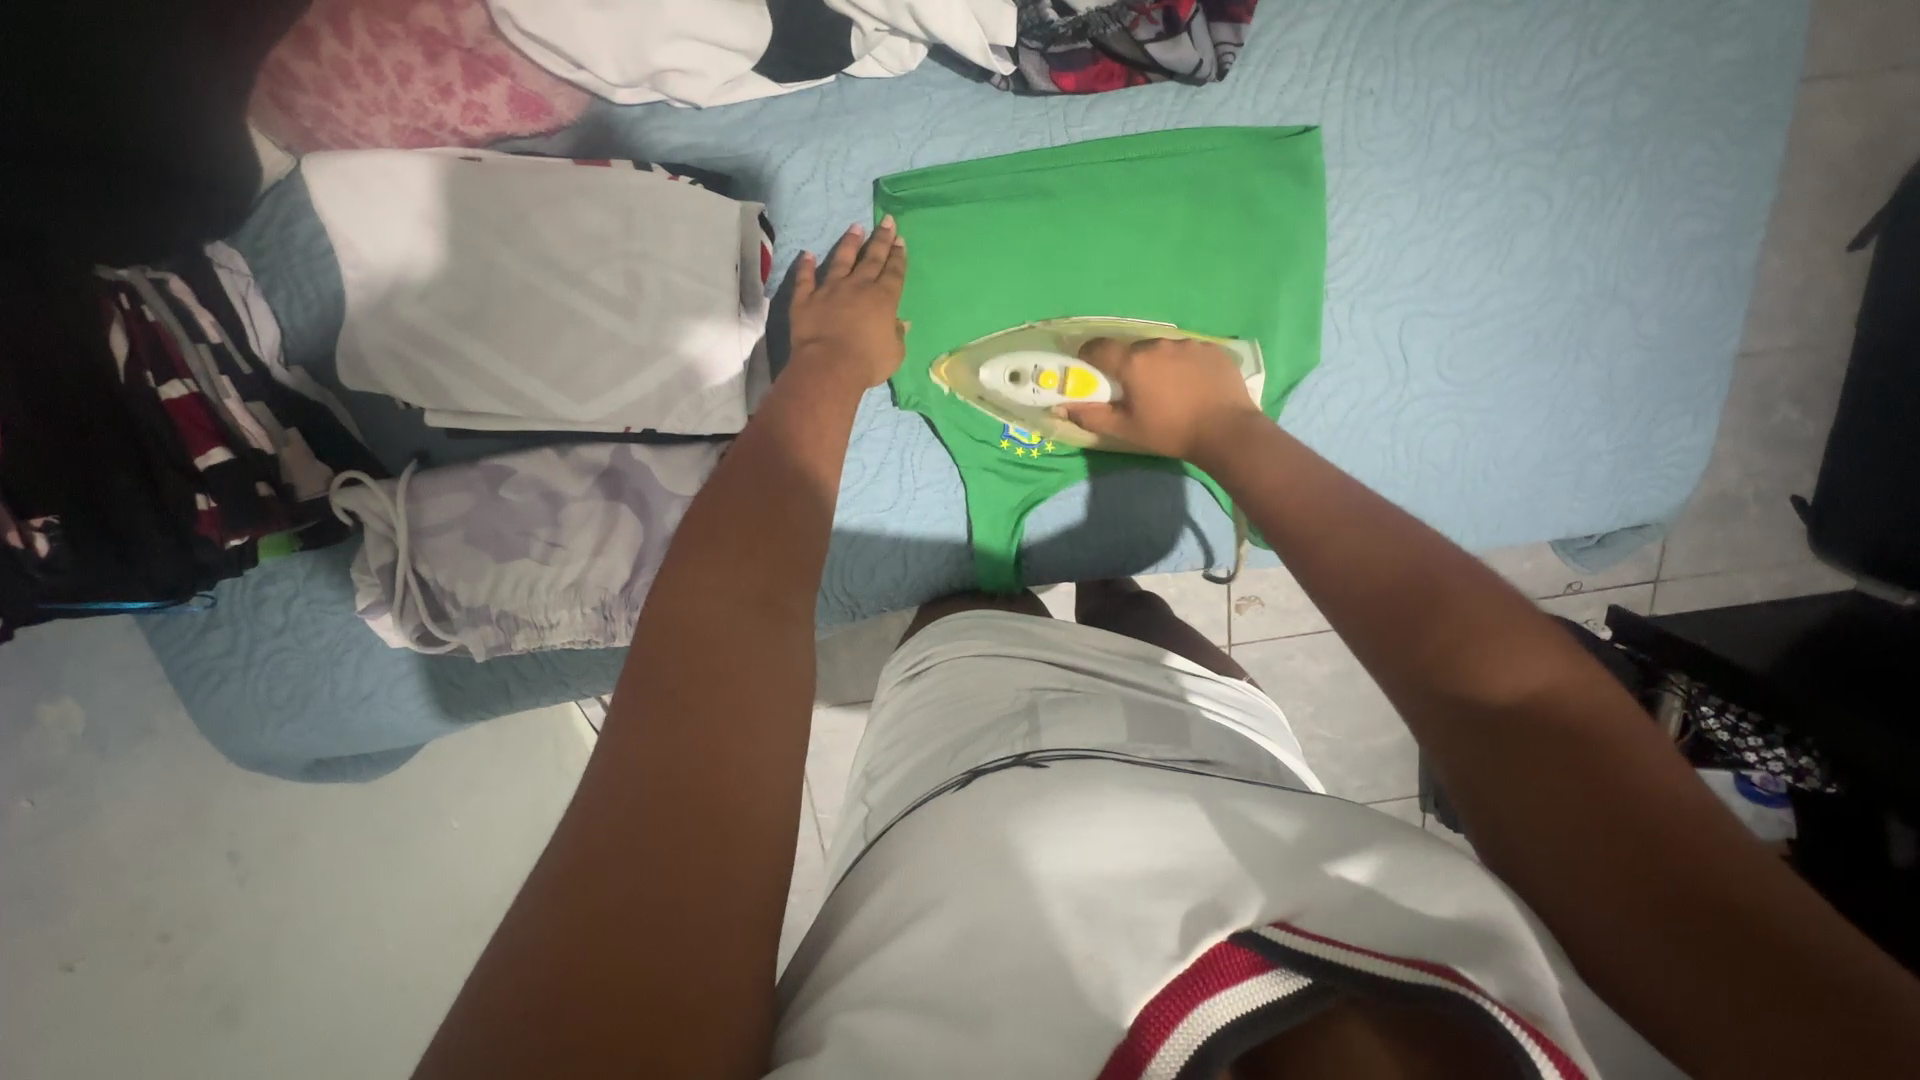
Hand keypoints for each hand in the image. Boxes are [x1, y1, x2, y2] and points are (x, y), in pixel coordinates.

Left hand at [788, 217, 908, 389]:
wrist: (829, 366)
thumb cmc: (868, 362)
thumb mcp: (894, 352)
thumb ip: (897, 334)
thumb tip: (902, 322)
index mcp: (883, 299)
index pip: (894, 272)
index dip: (898, 256)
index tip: (900, 239)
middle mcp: (858, 287)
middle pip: (872, 259)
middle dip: (881, 239)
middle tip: (887, 221)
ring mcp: (830, 290)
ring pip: (841, 260)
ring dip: (849, 243)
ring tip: (855, 227)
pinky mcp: (805, 299)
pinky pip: (804, 279)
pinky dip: (805, 266)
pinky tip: (807, 254)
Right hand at [1055, 336, 1268, 462]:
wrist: (1227, 431)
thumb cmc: (1170, 432)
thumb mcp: (1126, 429)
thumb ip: (1091, 415)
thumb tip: (1060, 408)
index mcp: (1133, 362)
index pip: (1099, 347)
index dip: (1089, 356)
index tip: (1089, 367)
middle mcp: (1158, 344)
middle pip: (1133, 349)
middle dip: (1129, 365)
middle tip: (1136, 390)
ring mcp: (1188, 344)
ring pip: (1162, 349)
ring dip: (1158, 364)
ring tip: (1169, 390)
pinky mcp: (1212, 349)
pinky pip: (1189, 352)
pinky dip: (1185, 365)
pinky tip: (1193, 386)